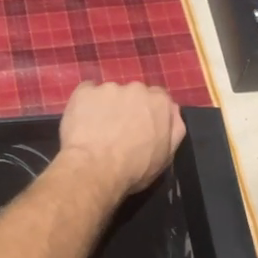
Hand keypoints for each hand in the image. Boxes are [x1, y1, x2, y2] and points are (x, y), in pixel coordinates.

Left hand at [59, 81, 185, 196]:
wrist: (95, 169)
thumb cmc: (135, 168)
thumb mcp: (167, 155)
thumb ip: (174, 129)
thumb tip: (173, 112)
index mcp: (160, 101)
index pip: (158, 99)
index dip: (149, 114)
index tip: (141, 129)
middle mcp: (136, 88)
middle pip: (134, 94)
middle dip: (128, 108)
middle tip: (119, 130)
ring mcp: (108, 88)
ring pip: (110, 94)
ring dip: (106, 107)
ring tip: (97, 130)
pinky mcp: (84, 92)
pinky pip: (86, 93)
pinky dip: (85, 104)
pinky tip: (83, 122)